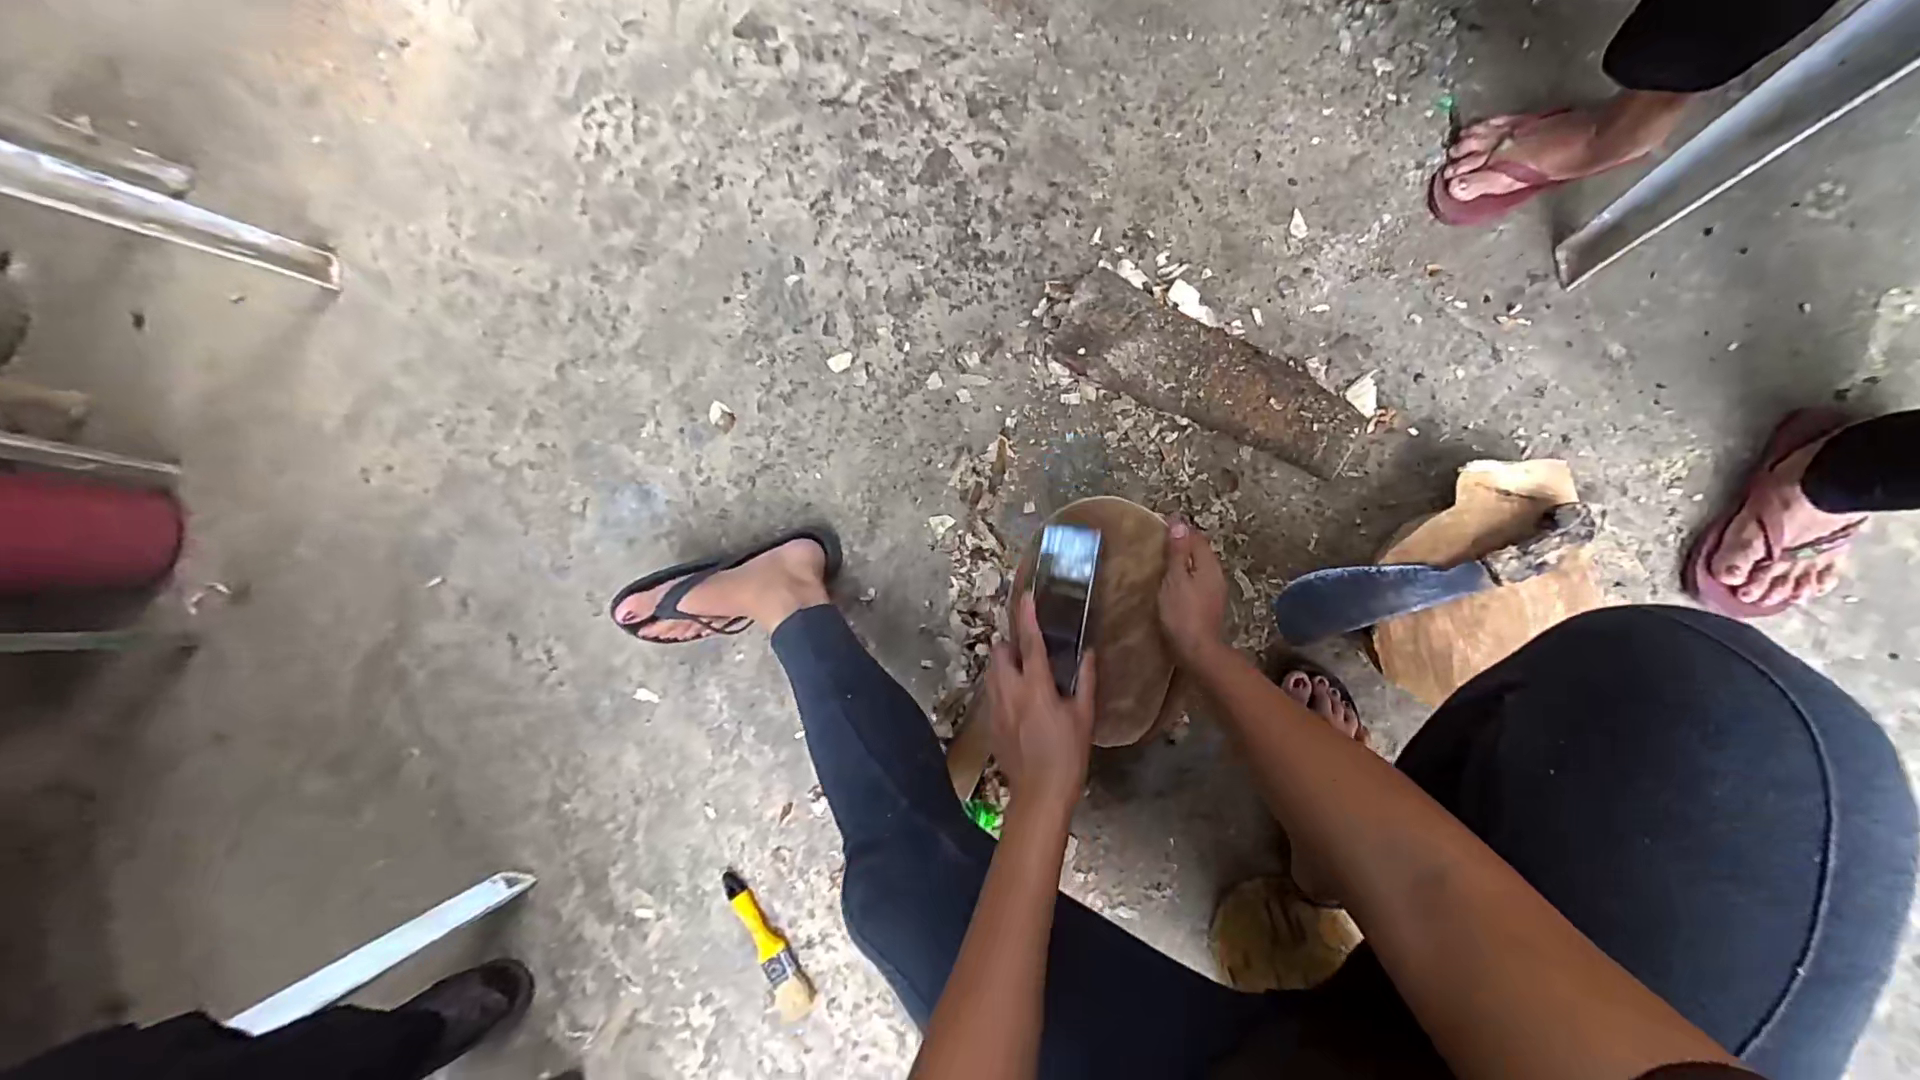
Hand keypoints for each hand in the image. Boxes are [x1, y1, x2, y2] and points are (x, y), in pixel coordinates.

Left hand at [986, 593, 1096, 811]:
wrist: (1039, 794)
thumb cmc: (1068, 755)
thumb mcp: (1083, 717)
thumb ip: (1085, 681)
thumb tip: (1088, 653)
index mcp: (1035, 686)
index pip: (1030, 642)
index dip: (1028, 616)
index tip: (1026, 595)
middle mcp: (1009, 691)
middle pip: (999, 652)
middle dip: (1011, 644)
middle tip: (1030, 652)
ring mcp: (995, 707)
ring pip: (992, 672)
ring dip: (1005, 665)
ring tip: (1025, 676)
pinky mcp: (989, 722)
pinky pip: (991, 693)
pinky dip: (1002, 687)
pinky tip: (1020, 702)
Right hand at [1158, 515, 1228, 664]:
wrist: (1197, 650)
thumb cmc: (1183, 613)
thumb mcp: (1175, 579)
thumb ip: (1178, 552)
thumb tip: (1179, 523)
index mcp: (1209, 566)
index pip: (1196, 538)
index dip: (1180, 529)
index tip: (1160, 523)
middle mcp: (1216, 575)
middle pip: (1199, 552)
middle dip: (1182, 544)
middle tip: (1158, 540)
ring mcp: (1214, 592)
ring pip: (1198, 567)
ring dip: (1183, 561)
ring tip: (1161, 560)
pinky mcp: (1207, 605)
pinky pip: (1196, 581)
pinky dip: (1184, 576)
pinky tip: (1171, 583)